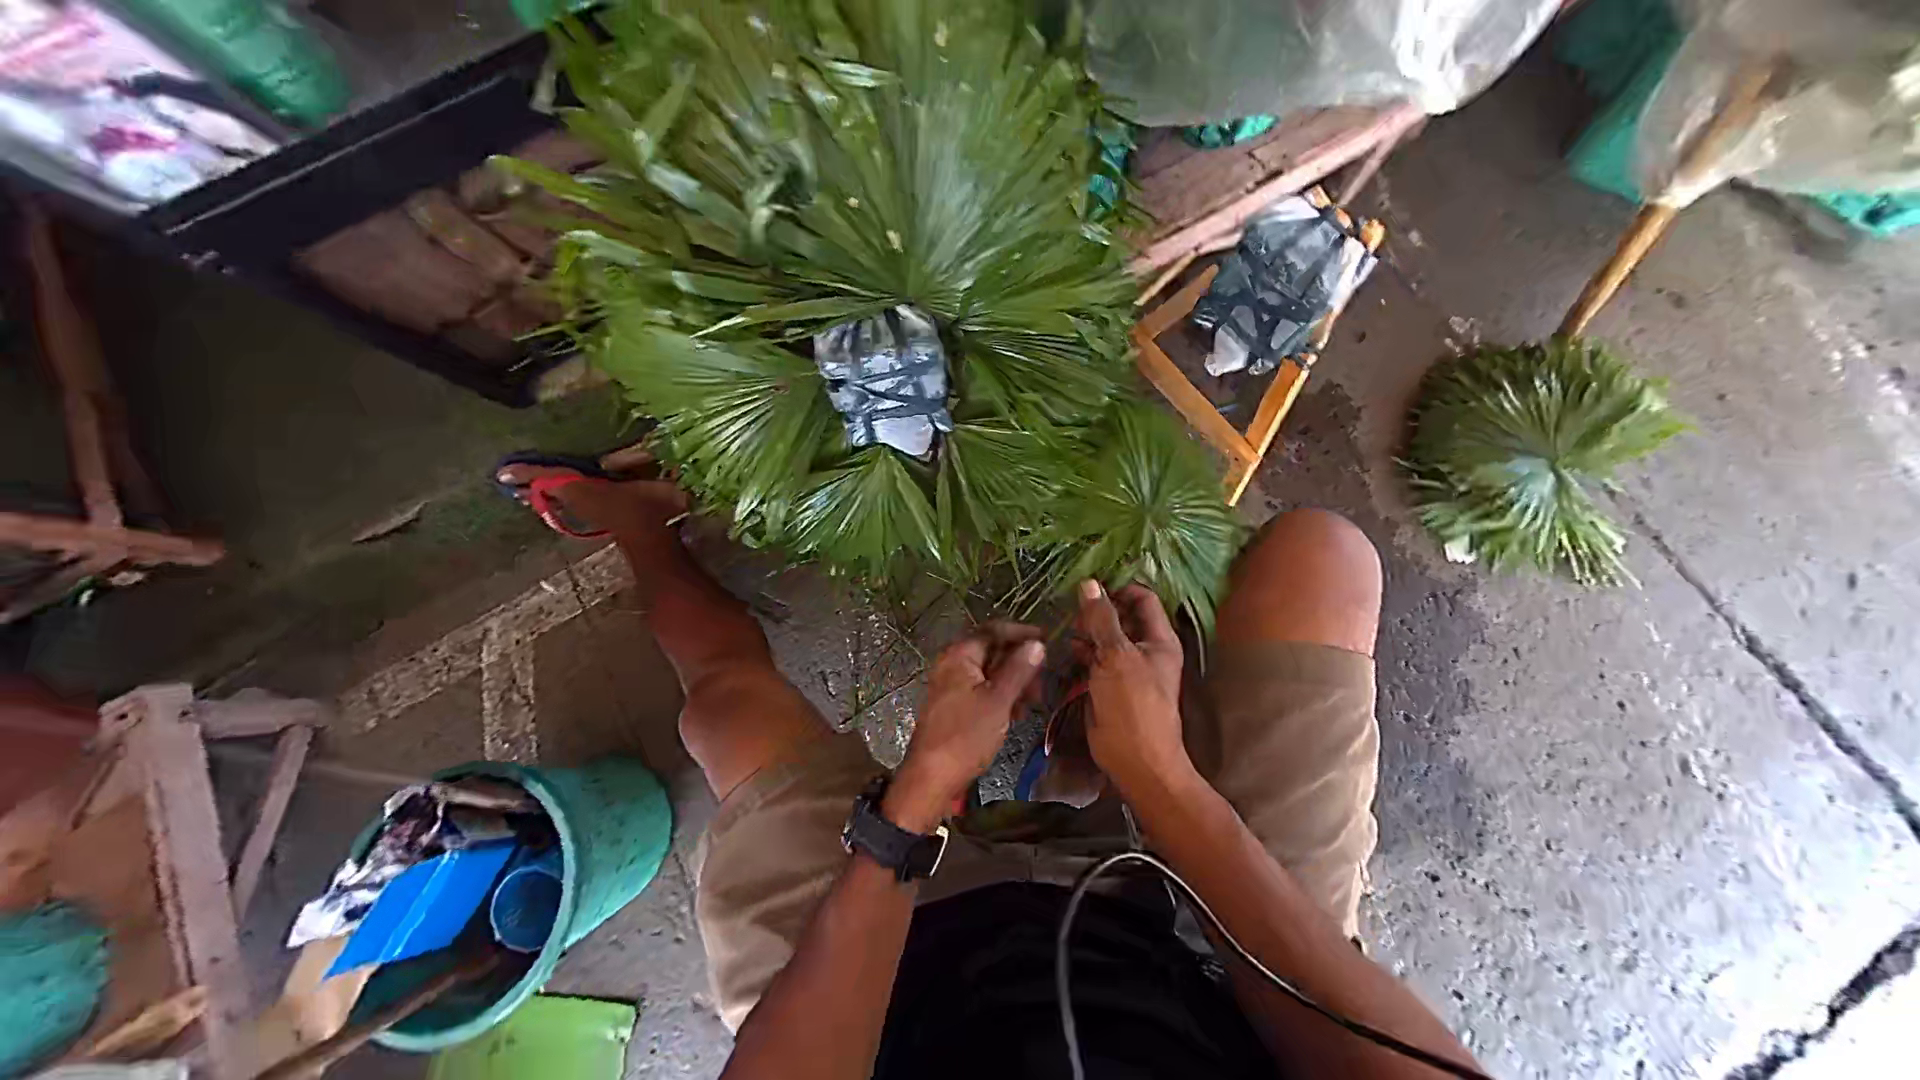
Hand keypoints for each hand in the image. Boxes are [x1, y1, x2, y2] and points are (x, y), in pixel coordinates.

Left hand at [886, 623, 1045, 831]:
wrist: (932, 777)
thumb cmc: (966, 736)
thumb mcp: (998, 701)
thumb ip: (1018, 670)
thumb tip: (1037, 644)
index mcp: (960, 655)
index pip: (994, 630)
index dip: (1021, 633)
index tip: (1047, 641)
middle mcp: (952, 664)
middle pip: (992, 651)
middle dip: (1020, 663)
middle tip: (1041, 682)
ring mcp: (951, 685)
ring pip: (989, 673)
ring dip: (1013, 682)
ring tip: (1031, 702)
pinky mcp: (954, 706)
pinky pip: (982, 690)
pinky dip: (1000, 696)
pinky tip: (1014, 713)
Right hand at [1076, 580, 1189, 796]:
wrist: (1135, 759)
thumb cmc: (1134, 704)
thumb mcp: (1117, 656)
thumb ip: (1102, 619)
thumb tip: (1089, 583)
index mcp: (1159, 639)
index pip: (1143, 599)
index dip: (1119, 590)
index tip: (1091, 589)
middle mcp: (1145, 650)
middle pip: (1121, 618)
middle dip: (1097, 611)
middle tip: (1072, 610)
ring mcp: (1126, 668)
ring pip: (1104, 638)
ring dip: (1086, 632)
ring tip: (1065, 628)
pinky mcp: (1108, 685)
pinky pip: (1094, 659)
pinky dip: (1081, 652)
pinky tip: (1065, 649)